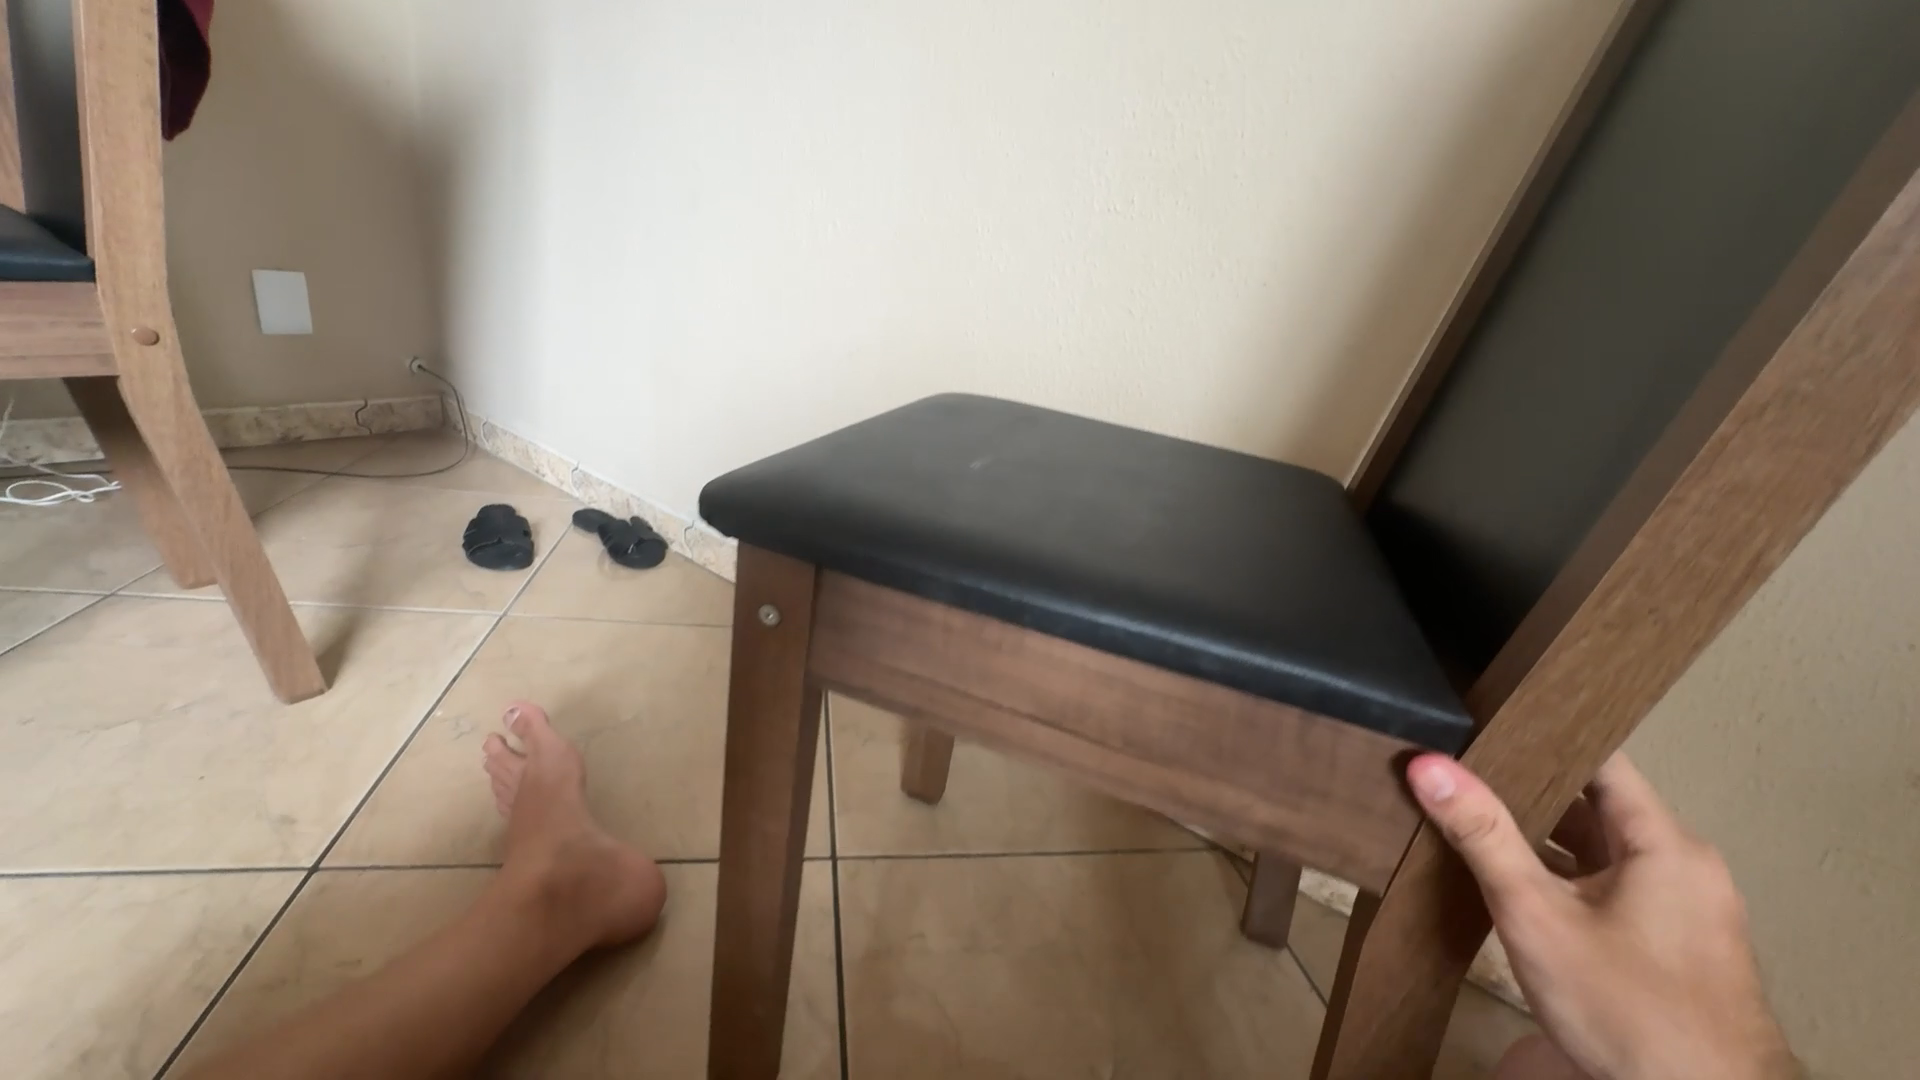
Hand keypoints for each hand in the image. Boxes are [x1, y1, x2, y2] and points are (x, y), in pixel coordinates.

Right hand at [1405, 752, 1797, 1079]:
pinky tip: (1505, 872)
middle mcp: (1681, 865)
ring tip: (1467, 808)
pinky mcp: (1665, 940)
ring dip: (1537, 832)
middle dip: (1524, 785)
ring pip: (1596, 845)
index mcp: (1666, 844)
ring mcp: (1677, 906)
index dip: (1539, 733)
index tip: (1478, 718)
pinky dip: (1557, 870)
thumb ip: (1482, 835)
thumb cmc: (1622, 1004)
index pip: (1599, 758)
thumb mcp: (1536, 914)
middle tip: (1455, 763)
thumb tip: (1427, 764)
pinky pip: (1604, 881)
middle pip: (1592, 802)